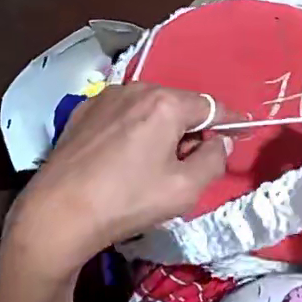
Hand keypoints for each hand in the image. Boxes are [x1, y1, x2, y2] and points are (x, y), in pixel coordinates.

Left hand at [5, 84, 228, 282]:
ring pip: (150, 107)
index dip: (231, 120)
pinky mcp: (83, 111)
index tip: (243, 130)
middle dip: (192, 128)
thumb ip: (213, 160)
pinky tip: (125, 156)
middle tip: (192, 161)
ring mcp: (106, 97)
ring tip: (156, 162)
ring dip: (162, 127)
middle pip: (179, 105)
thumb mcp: (184, 190)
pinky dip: (134, 128)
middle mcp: (137, 88)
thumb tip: (219, 141)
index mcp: (166, 103)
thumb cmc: (126, 201)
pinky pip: (123, 113)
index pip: (211, 106)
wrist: (57, 212)